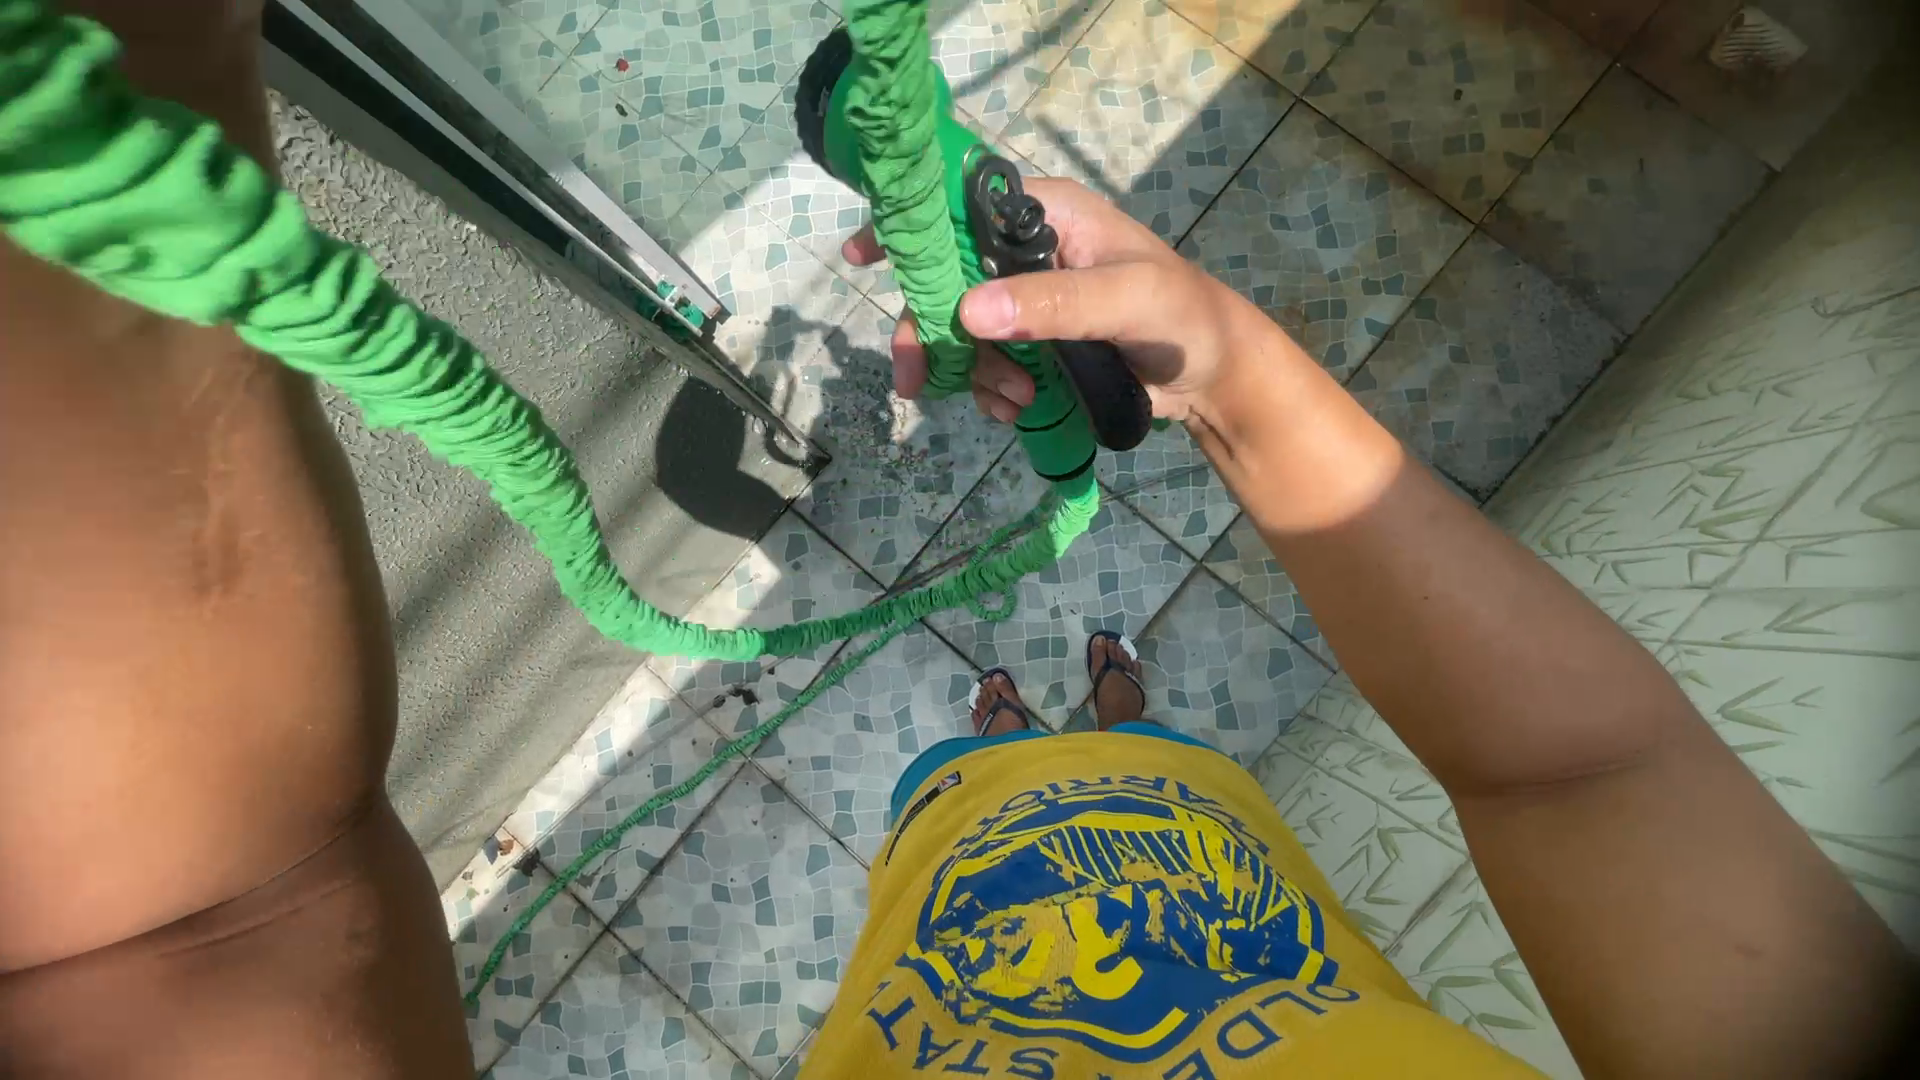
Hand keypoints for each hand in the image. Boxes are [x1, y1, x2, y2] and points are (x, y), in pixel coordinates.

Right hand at [841, 176, 1264, 423]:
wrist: (1210, 378)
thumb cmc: (1182, 318)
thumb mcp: (1126, 299)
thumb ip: (1054, 302)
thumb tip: (968, 312)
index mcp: (1045, 217)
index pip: (961, 207)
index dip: (911, 229)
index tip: (863, 257)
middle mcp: (1026, 256)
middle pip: (947, 285)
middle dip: (933, 337)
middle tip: (916, 381)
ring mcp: (1026, 307)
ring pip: (963, 338)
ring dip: (977, 376)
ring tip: (1022, 400)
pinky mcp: (1032, 350)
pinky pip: (986, 372)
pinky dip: (992, 396)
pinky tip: (1017, 411)